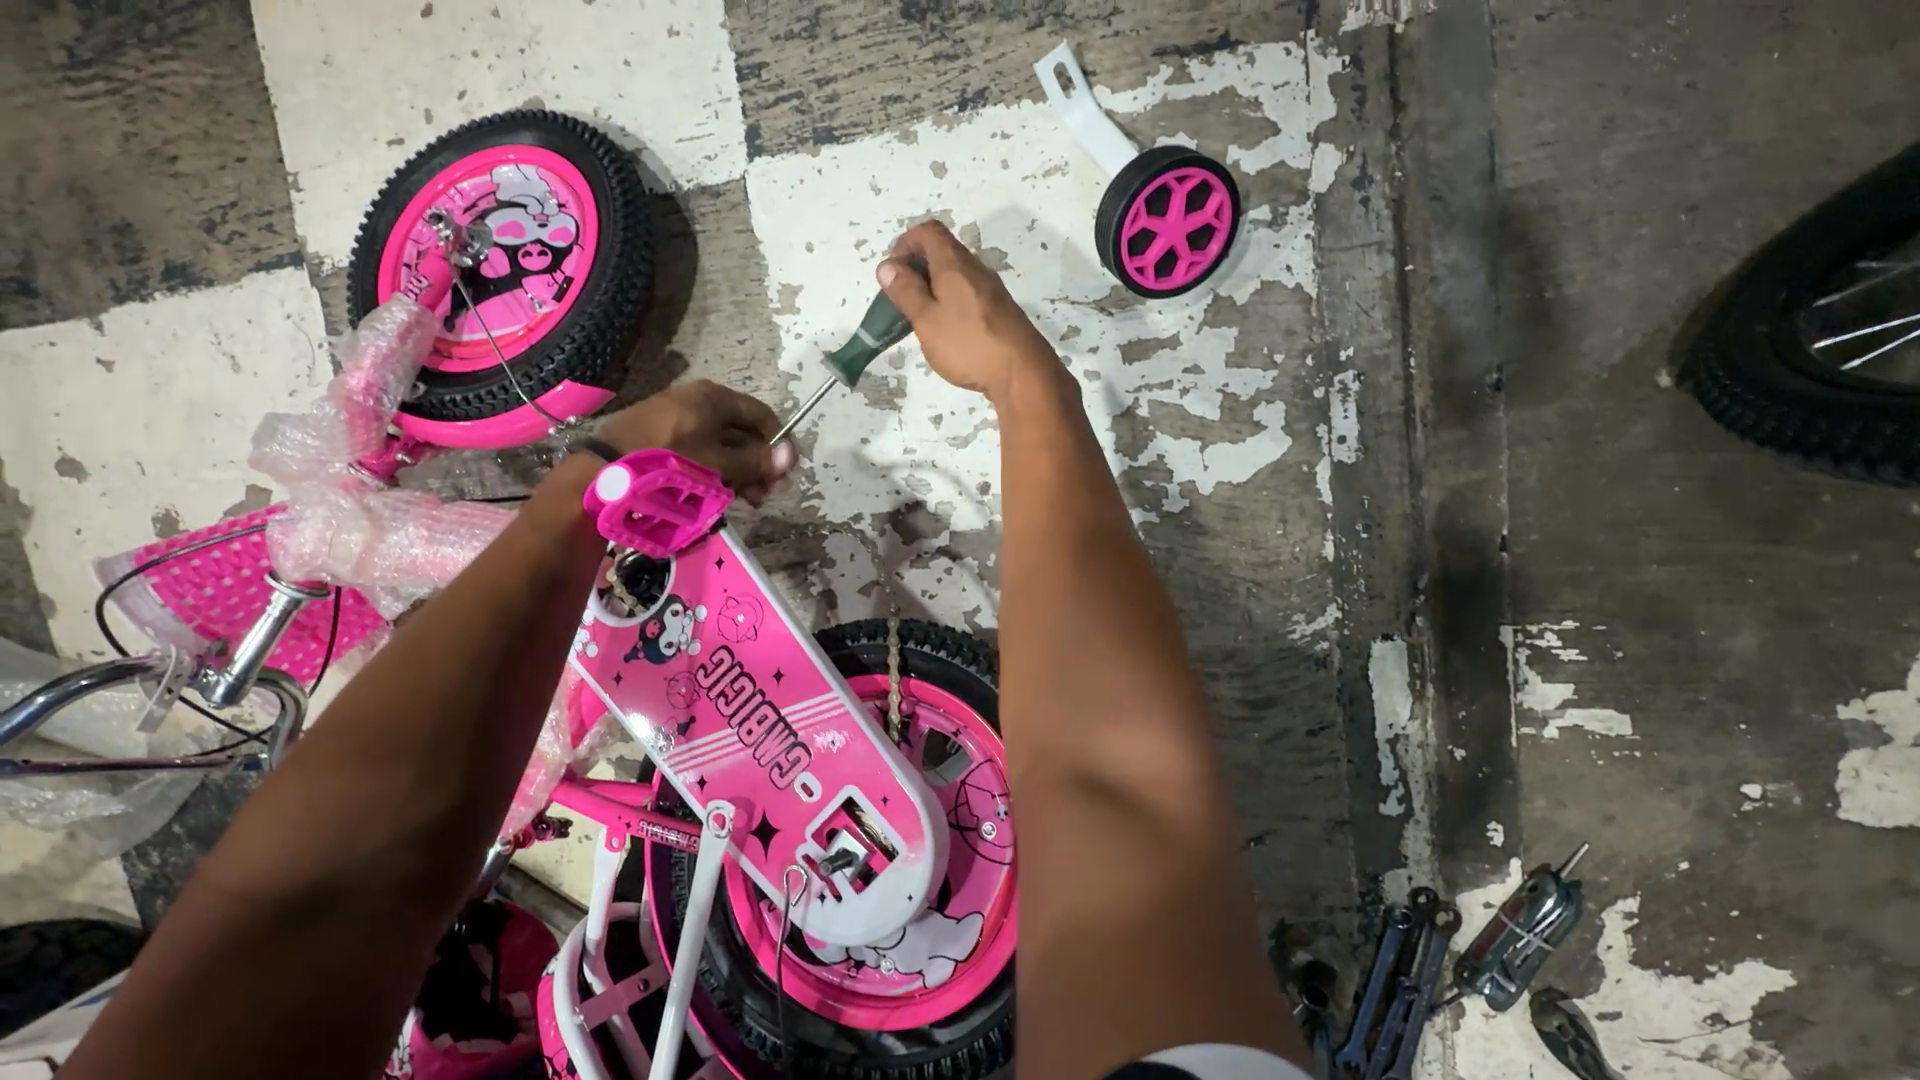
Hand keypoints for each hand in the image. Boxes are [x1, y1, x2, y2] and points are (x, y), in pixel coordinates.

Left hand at [595, 379, 797, 503]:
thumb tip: (789, 457)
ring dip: (740, 473)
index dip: (780, 443)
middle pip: (742, 432)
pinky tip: (720, 494)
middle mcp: (697, 402)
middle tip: (767, 494)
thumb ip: (756, 460)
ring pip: (722, 446)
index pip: (762, 415)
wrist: (604, 472)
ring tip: (747, 500)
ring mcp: (677, 420)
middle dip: (759, 464)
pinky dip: (716, 472)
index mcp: (713, 397)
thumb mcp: (719, 462)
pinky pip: (700, 453)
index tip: (788, 472)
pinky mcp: (662, 440)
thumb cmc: (670, 461)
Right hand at [876, 221, 1058, 402]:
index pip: (929, 232)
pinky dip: (952, 304)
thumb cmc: (968, 344)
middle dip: (917, 269)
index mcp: (955, 263)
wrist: (1023, 373)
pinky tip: (948, 332)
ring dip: (934, 289)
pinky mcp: (1001, 312)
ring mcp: (992, 291)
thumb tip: (887, 265)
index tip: (894, 271)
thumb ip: (906, 291)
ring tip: (922, 319)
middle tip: (903, 299)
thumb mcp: (927, 319)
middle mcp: (976, 269)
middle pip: (943, 253)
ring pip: (957, 277)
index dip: (906, 242)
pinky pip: (969, 296)